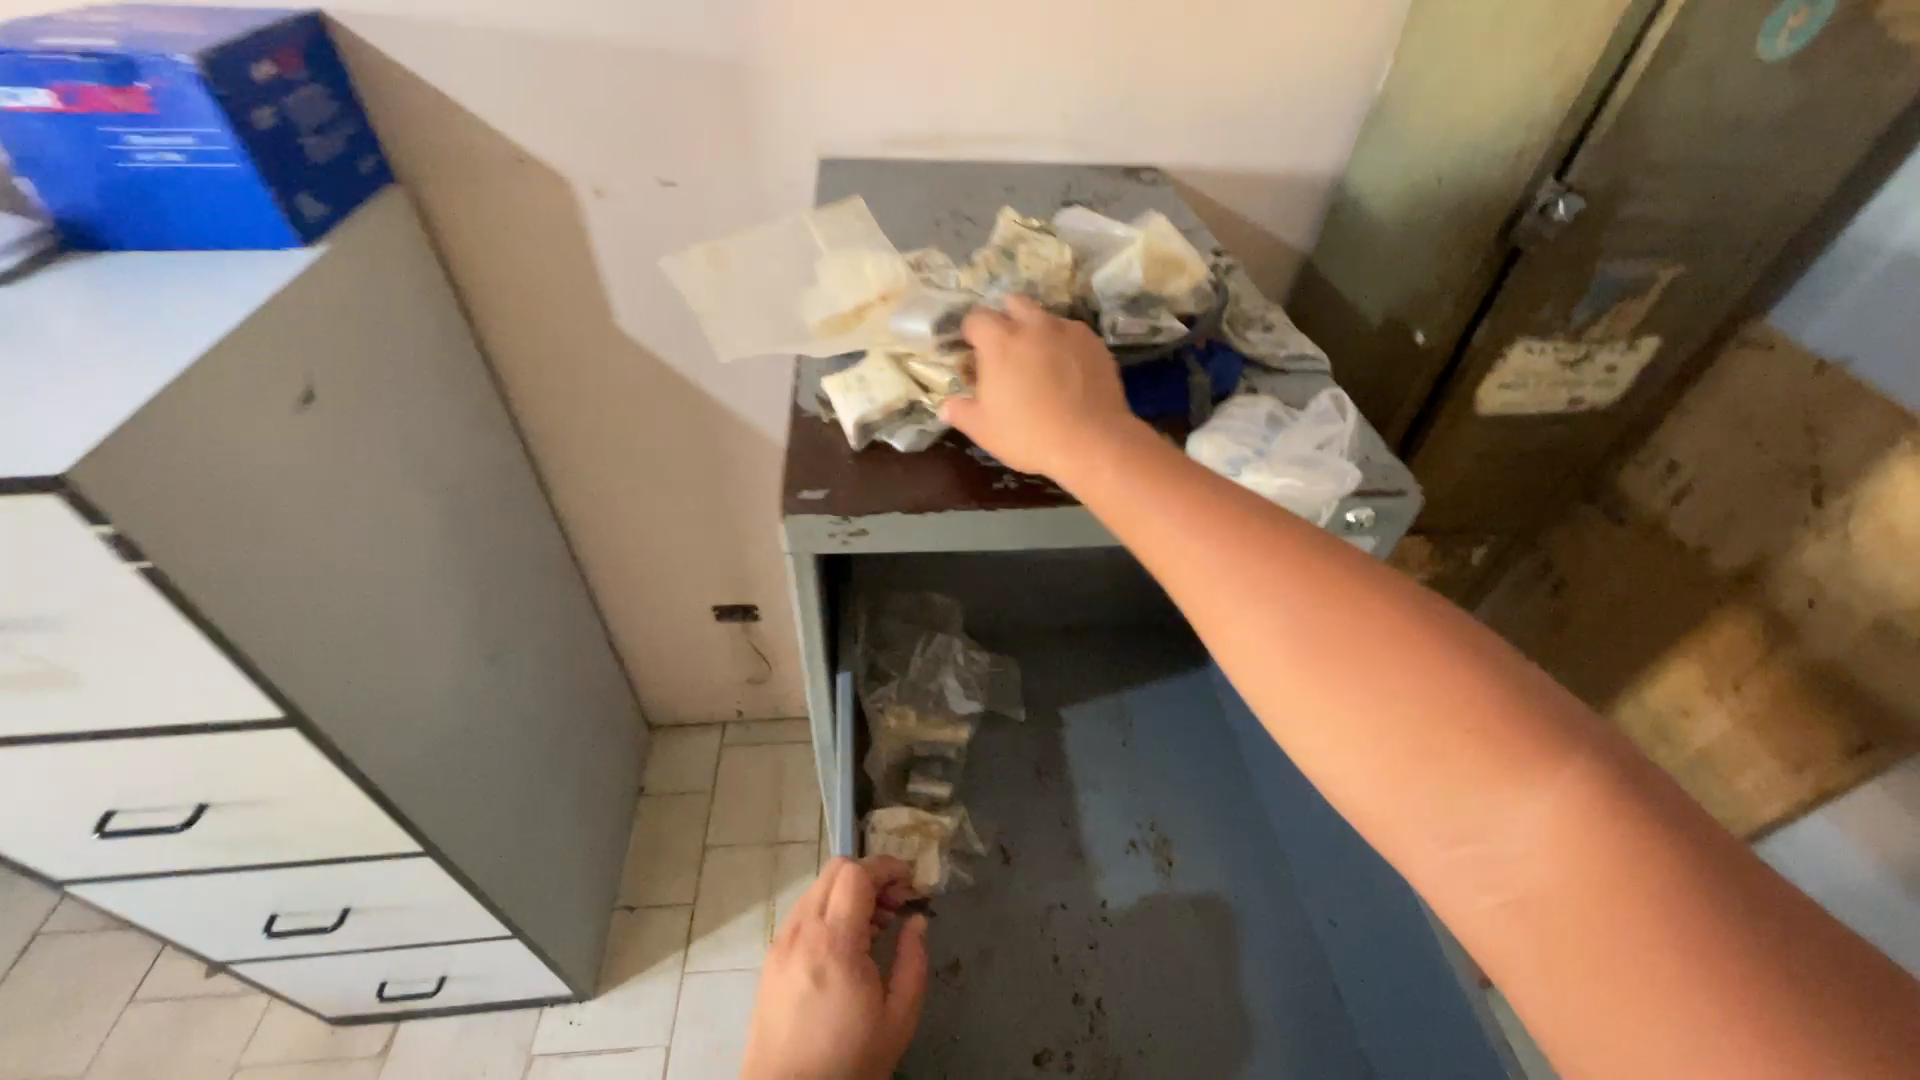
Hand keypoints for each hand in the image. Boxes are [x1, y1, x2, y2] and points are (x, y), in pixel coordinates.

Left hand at [741, 856, 929, 1079]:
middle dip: (871, 875)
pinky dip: (829, 910)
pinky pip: (804, 913)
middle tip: (896, 905)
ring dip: (849, 892)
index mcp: (834, 943)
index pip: (856, 874)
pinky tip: (847, 944)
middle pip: (835, 870)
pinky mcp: (771, 958)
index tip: (911, 884)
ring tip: (875, 927)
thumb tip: (916, 920)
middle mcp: (801, 932)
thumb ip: (913, 961)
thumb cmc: (849, 1063)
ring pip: (818, 888)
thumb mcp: (898, 1018)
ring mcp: (781, 943)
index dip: (887, 868)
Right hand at [942, 295, 1142, 479]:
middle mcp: (1034, 325)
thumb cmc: (1028, 435)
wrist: (1091, 442)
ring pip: (1046, 318)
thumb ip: (961, 412)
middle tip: (1005, 348)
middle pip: (1013, 303)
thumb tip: (947, 406)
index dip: (971, 332)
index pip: (976, 318)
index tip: (972, 350)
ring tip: (1039, 359)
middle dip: (1005, 318)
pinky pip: (1073, 334)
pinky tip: (1068, 370)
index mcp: (1000, 341)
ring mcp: (1068, 331)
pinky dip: (1065, 345)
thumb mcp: (983, 430)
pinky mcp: (1095, 343)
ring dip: (1037, 330)